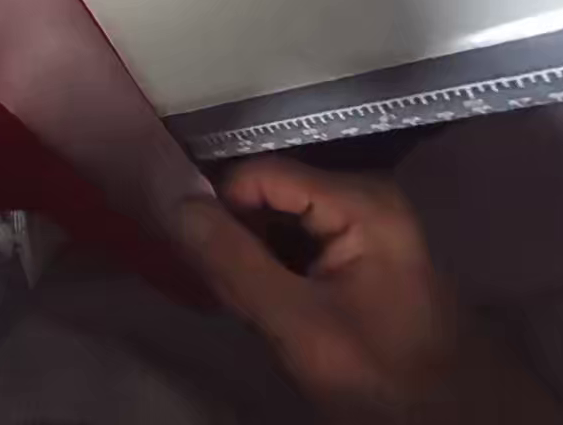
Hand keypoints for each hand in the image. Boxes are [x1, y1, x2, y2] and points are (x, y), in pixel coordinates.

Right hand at [178, 157, 562, 423]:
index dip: (219, 209)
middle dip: (234, 235)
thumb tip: (172, 199)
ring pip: (268, 211)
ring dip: (247, 251)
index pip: (254, 174)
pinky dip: (266, 261)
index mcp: (361, 199)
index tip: (206, 260)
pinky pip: (286, 230)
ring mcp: (358, 214)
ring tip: (251, 301)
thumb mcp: (302, 330)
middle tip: (230, 289)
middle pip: (260, 190)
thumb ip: (234, 262)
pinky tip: (271, 300)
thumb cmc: (390, 389)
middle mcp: (359, 190)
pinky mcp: (352, 238)